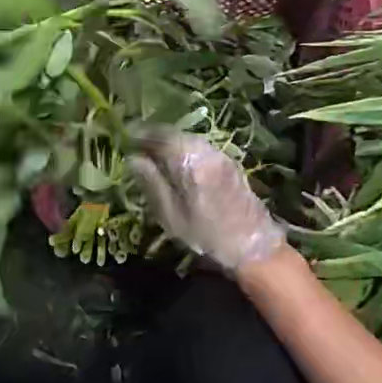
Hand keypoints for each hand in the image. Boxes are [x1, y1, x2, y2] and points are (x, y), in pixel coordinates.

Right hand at [128, 129, 287, 276]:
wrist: (254, 248)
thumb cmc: (207, 236)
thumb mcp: (171, 216)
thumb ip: (152, 184)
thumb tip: (133, 160)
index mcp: (190, 163)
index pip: (161, 136)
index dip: (141, 134)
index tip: (126, 138)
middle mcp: (207, 152)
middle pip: (176, 134)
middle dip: (155, 138)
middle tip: (138, 147)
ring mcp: (221, 156)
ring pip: (189, 140)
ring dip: (171, 144)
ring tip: (154, 156)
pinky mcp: (230, 163)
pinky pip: (201, 148)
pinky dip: (185, 150)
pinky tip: (178, 164)